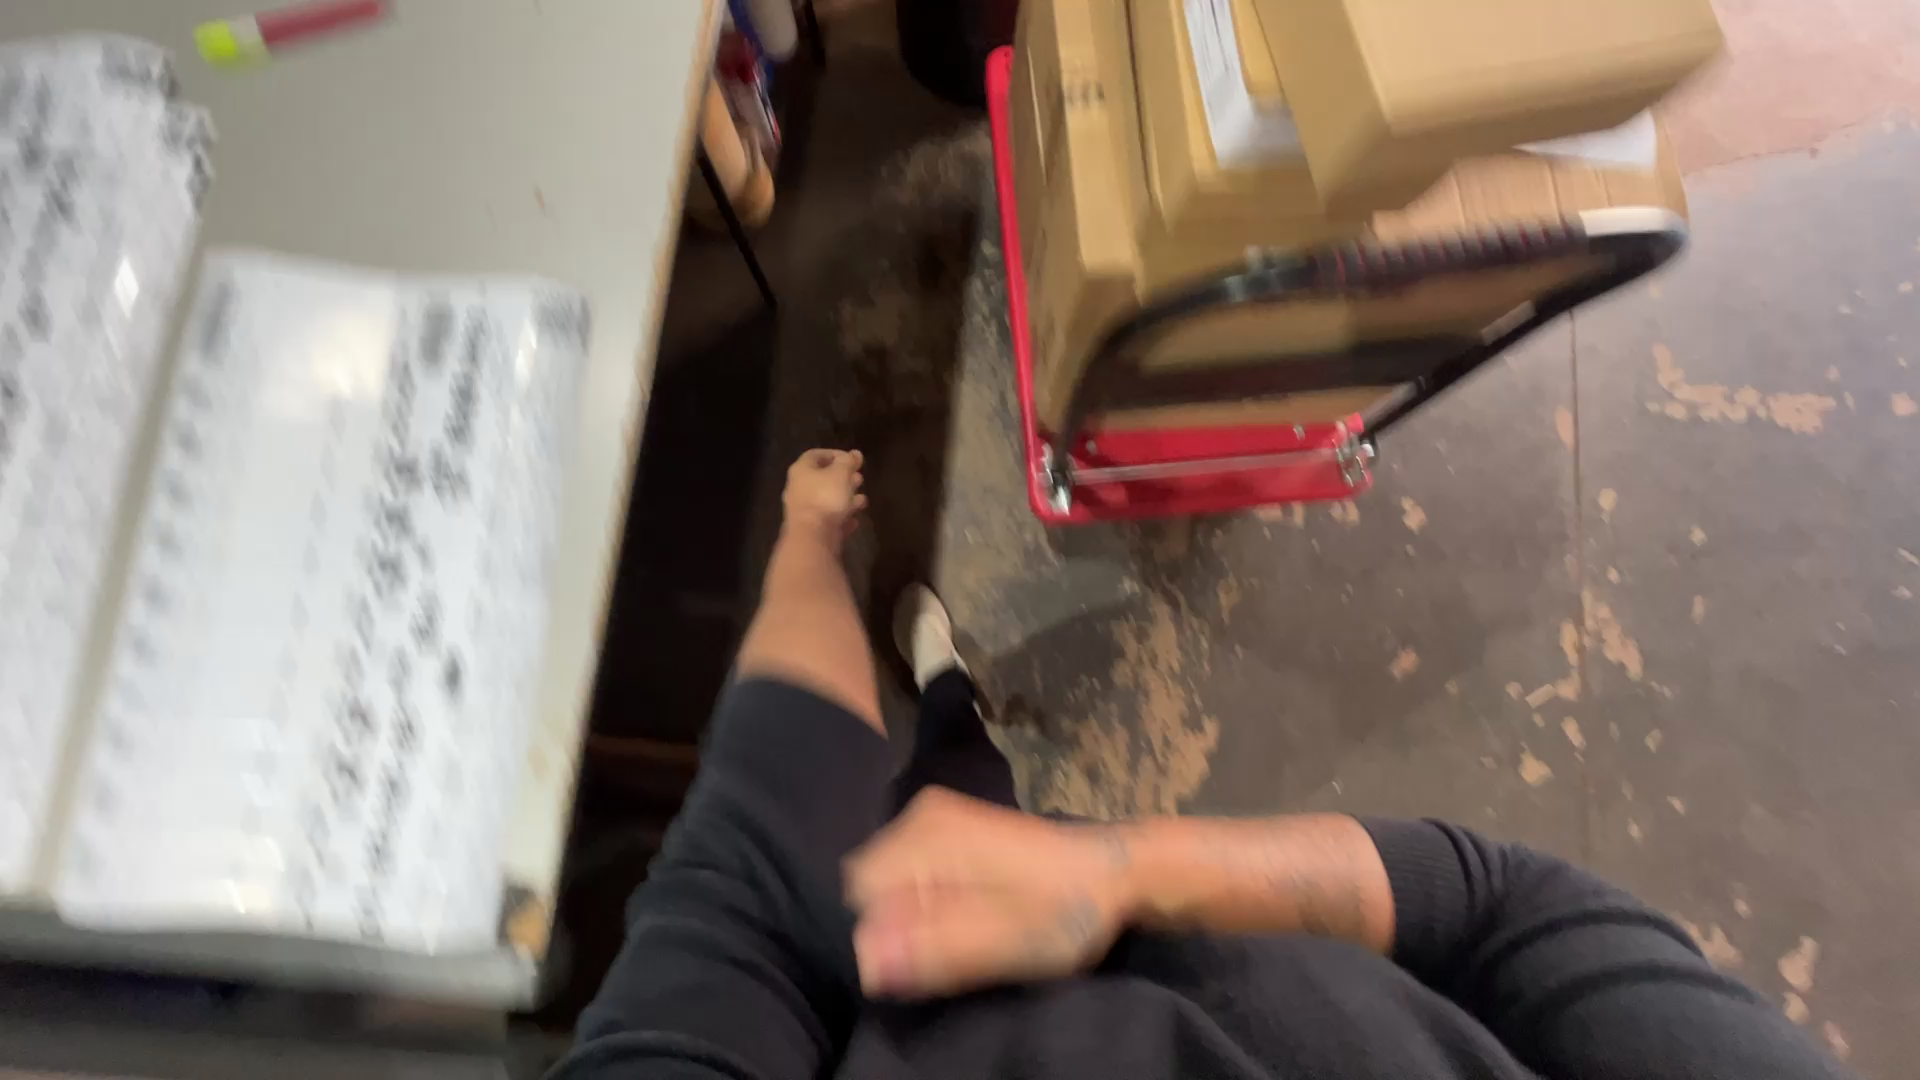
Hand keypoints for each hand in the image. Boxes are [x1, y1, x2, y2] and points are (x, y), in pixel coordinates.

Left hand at [783, 449, 866, 540]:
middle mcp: (798, 489)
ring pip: (827, 500)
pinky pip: (829, 520)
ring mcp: (804, 511)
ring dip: (846, 498)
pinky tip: (855, 519)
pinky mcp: (812, 530)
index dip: (834, 454)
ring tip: (863, 499)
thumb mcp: (841, 473)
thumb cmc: (825, 497)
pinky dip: (842, 518)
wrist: (813, 537)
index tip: (852, 459)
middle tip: (860, 478)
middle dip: (842, 478)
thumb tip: (855, 453)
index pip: (815, 455)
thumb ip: (848, 462)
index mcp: (801, 470)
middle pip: (821, 478)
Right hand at [844, 788, 1133, 999]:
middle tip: (953, 943)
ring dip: (914, 914)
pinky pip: (909, 871)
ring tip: (964, 929)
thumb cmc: (1063, 909)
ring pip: (889, 879)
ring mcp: (936, 816)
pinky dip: (926, 899)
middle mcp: (923, 815)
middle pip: (872, 883)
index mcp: (930, 834)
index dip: (884, 934)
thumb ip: (934, 947)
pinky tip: (965, 912)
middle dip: (899, 922)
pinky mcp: (949, 827)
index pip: (859, 891)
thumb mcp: (1005, 941)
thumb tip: (865, 958)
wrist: (1111, 870)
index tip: (928, 953)